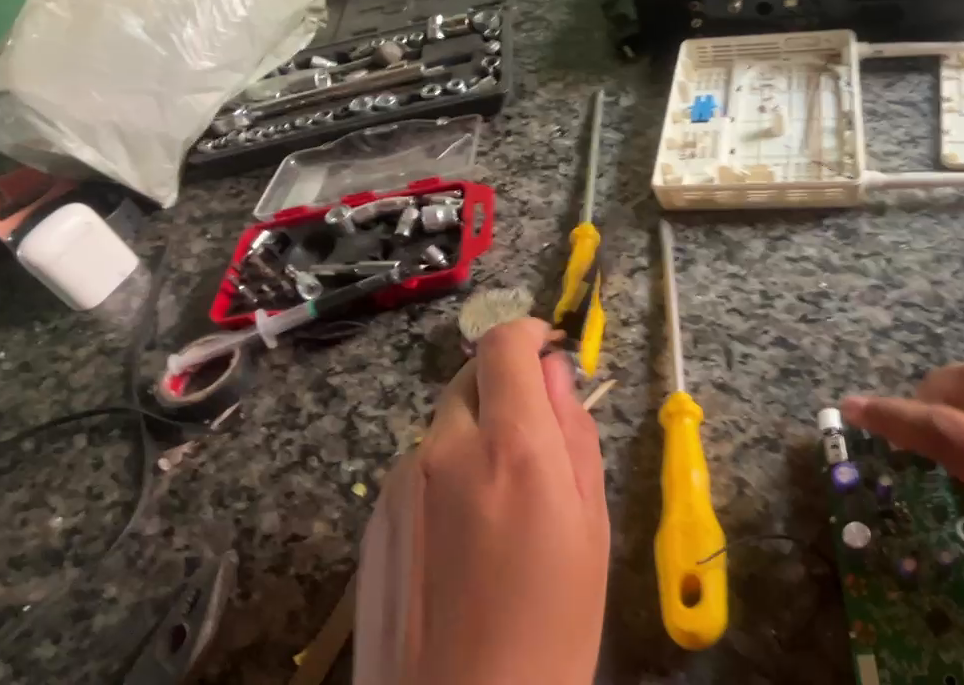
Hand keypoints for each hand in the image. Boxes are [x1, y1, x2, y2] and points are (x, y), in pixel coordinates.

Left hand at [354, 318, 607, 684]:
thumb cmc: (551, 630)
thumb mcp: (590, 527)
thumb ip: (574, 432)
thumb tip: (555, 371)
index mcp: (511, 447)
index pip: (503, 345)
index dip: (526, 333)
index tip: (546, 348)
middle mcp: (445, 449)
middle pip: (471, 379)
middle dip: (505, 389)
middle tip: (534, 444)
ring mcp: (399, 484)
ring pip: (444, 426)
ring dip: (475, 437)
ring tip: (498, 511)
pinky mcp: (373, 520)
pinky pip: (417, 469)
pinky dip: (445, 474)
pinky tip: (461, 541)